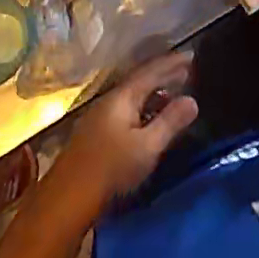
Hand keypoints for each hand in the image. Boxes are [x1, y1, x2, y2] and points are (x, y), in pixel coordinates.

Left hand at [44, 51, 199, 214]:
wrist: (66, 201)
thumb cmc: (111, 170)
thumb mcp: (147, 147)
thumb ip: (170, 122)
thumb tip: (192, 100)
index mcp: (122, 97)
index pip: (151, 71)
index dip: (172, 63)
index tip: (192, 56)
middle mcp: (109, 101)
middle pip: (140, 81)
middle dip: (164, 75)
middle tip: (186, 71)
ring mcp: (99, 118)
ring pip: (132, 96)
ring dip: (154, 92)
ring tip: (173, 94)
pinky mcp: (95, 135)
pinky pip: (126, 109)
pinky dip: (143, 107)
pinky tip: (150, 119)